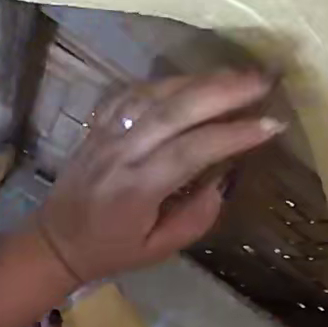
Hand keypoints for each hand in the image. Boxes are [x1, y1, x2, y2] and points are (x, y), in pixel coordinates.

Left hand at [35, 71, 285, 282]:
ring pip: (155, 94)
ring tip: (240, 75)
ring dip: (201, 79)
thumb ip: (195, 219)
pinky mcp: (98, 124)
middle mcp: (121, 153)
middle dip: (224, 91)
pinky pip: (133, 92)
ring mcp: (106, 133)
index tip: (272, 123)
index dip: (233, 134)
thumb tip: (224, 180)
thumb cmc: (111, 251)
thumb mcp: (158, 250)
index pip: (192, 150)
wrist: (56, 241)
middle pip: (175, 110)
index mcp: (138, 189)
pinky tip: (195, 79)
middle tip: (264, 81)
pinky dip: (168, 82)